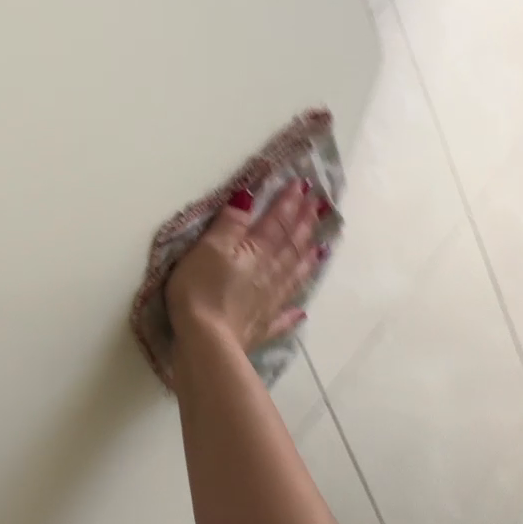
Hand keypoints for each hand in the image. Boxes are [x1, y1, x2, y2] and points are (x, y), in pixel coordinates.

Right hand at [166, 179, 327, 352]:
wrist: (207, 338)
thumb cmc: (200, 287)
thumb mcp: (209, 248)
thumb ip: (229, 223)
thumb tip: (248, 195)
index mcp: (256, 252)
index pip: (276, 222)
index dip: (289, 203)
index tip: (305, 185)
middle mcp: (270, 273)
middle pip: (291, 245)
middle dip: (304, 223)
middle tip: (320, 206)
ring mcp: (270, 300)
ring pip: (294, 274)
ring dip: (308, 258)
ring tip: (322, 246)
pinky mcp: (262, 323)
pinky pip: (284, 314)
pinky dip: (294, 309)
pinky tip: (301, 309)